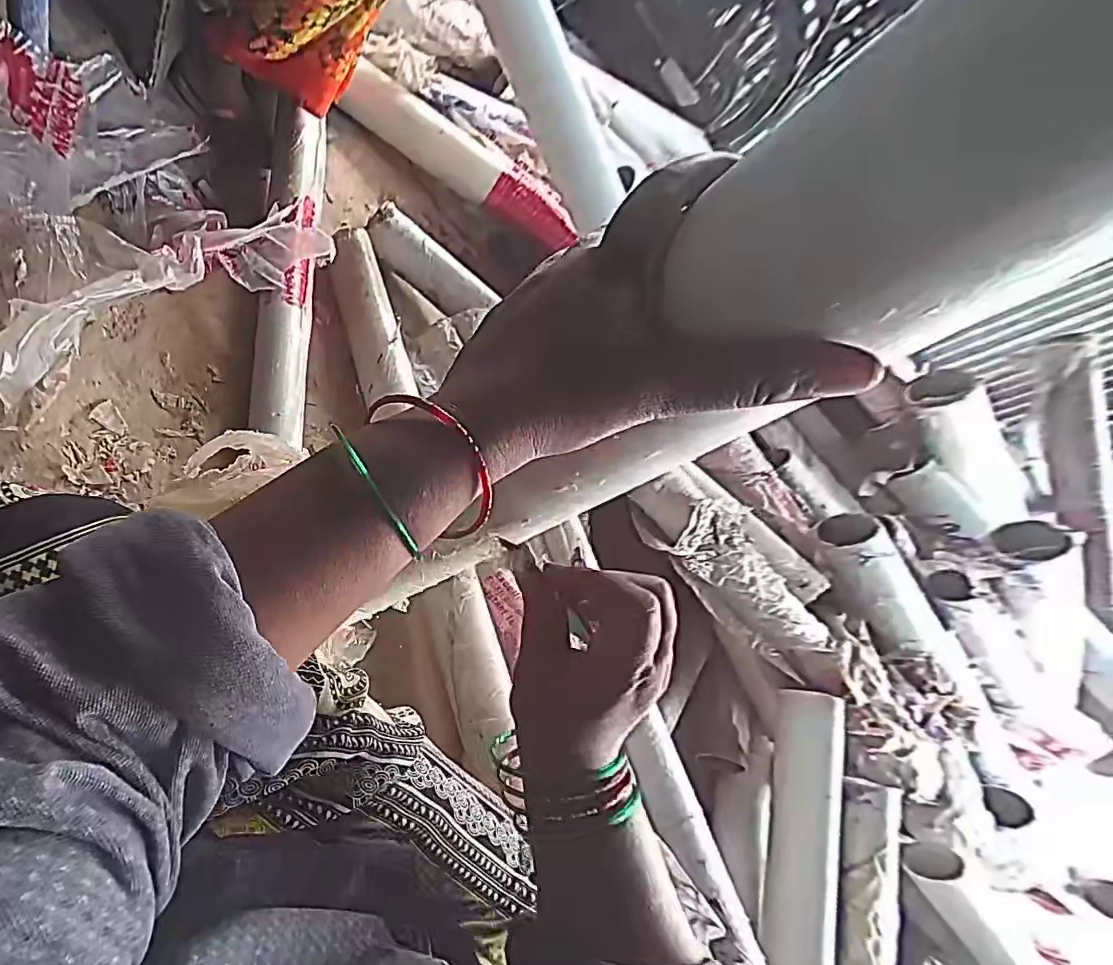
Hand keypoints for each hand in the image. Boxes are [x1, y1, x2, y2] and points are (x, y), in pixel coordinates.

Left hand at [435, 155, 881, 474]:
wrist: (468, 432)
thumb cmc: (553, 402)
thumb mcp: (662, 386)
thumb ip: (749, 375)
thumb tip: (851, 368)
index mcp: (610, 262)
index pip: (667, 188)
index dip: (707, 177)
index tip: (741, 184)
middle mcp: (563, 268)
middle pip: (630, 234)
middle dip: (673, 244)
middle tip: (710, 269)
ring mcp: (527, 298)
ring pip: (588, 273)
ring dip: (623, 284)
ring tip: (655, 318)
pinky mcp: (504, 328)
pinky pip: (553, 307)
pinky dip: (582, 315)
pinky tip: (592, 350)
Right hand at [510, 565, 675, 773]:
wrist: (569, 761)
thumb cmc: (551, 724)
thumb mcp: (536, 665)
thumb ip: (540, 615)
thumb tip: (534, 578)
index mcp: (626, 666)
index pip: (633, 602)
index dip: (591, 579)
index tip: (552, 576)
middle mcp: (653, 664)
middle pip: (653, 596)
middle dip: (604, 579)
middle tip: (563, 582)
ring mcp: (657, 665)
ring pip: (654, 605)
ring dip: (611, 590)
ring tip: (571, 595)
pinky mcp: (649, 666)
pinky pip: (646, 622)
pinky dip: (615, 606)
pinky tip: (583, 612)